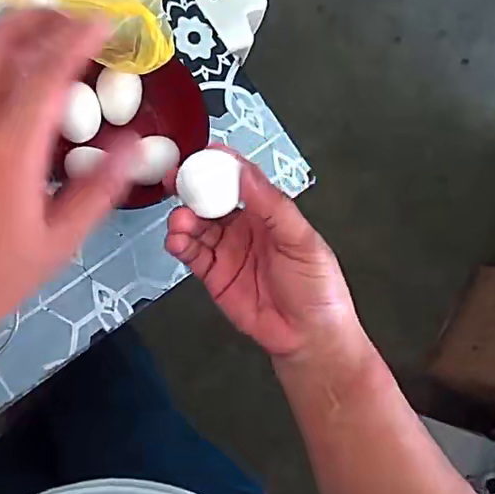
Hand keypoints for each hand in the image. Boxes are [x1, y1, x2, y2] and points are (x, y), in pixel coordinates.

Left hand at [0, 10, 136, 356]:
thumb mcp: (59, 242)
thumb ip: (98, 188)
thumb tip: (135, 145)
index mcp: (8, 152)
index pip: (45, 73)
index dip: (77, 38)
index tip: (106, 21)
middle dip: (38, 18)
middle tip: (76, 20)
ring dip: (15, 36)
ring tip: (55, 40)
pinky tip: (25, 84)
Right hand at [164, 150, 359, 360]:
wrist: (309, 337)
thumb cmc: (318, 289)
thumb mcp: (302, 241)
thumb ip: (273, 206)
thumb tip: (247, 175)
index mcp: (268, 212)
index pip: (239, 180)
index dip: (219, 166)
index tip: (203, 156)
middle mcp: (243, 227)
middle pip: (209, 199)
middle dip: (190, 188)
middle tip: (177, 182)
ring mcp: (226, 250)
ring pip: (195, 225)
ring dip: (183, 218)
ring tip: (180, 221)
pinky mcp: (212, 274)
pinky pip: (190, 253)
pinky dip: (178, 244)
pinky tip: (176, 240)